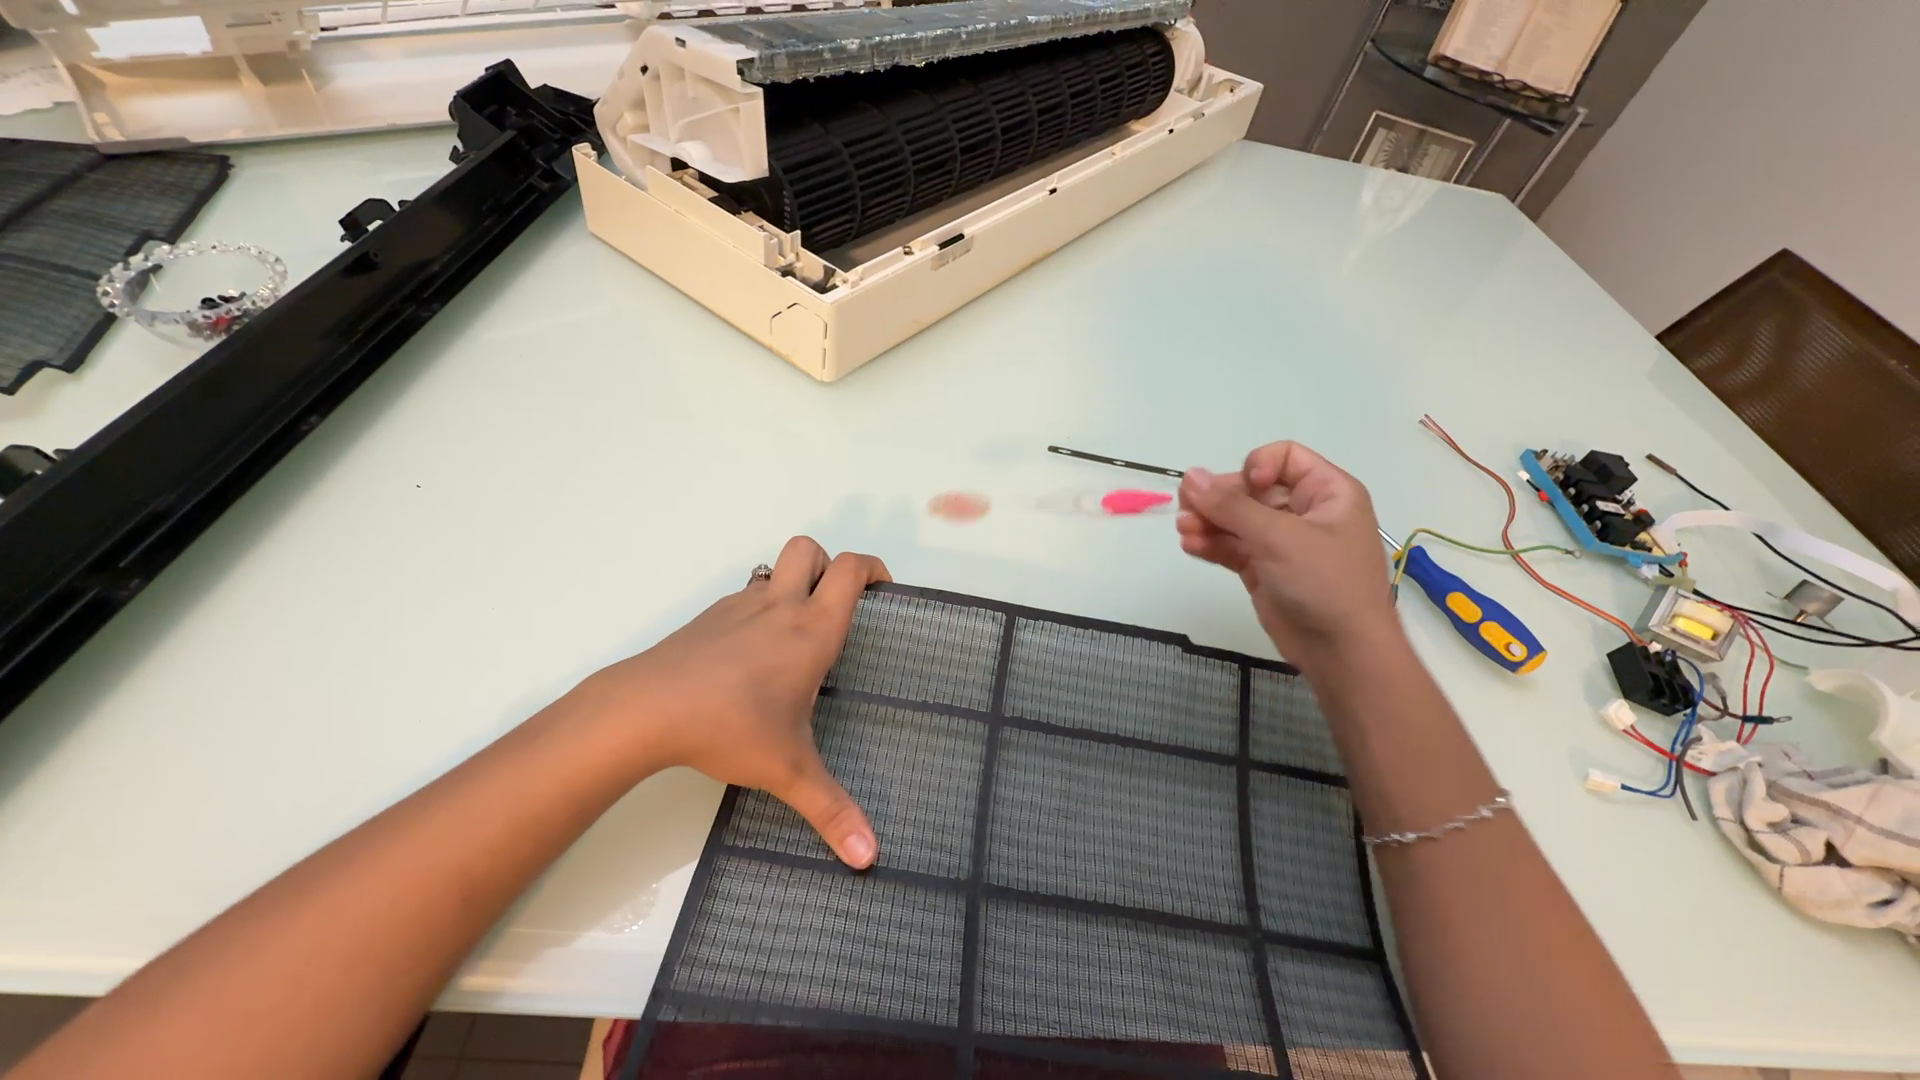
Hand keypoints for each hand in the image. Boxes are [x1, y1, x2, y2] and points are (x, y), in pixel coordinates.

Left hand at [573, 537, 890, 868]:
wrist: (646, 709)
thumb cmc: (730, 727)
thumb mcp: (789, 771)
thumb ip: (832, 811)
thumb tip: (869, 858)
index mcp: (811, 630)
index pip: (852, 571)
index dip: (874, 569)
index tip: (884, 592)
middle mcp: (779, 606)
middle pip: (811, 548)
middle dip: (832, 565)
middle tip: (838, 607)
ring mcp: (739, 607)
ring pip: (775, 569)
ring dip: (793, 584)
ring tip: (796, 635)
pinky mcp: (708, 619)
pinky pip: (745, 596)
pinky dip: (759, 609)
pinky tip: (752, 659)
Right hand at [1176, 442, 1400, 669]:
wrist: (1342, 652)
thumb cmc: (1325, 582)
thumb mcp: (1279, 537)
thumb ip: (1232, 506)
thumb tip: (1190, 476)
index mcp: (1327, 492)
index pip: (1285, 458)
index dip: (1256, 465)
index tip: (1241, 488)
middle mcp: (1305, 512)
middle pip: (1252, 489)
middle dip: (1220, 498)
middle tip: (1187, 507)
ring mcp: (1283, 543)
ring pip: (1237, 520)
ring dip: (1209, 521)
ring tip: (1183, 530)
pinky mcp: (1264, 570)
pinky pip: (1233, 547)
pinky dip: (1212, 544)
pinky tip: (1190, 545)